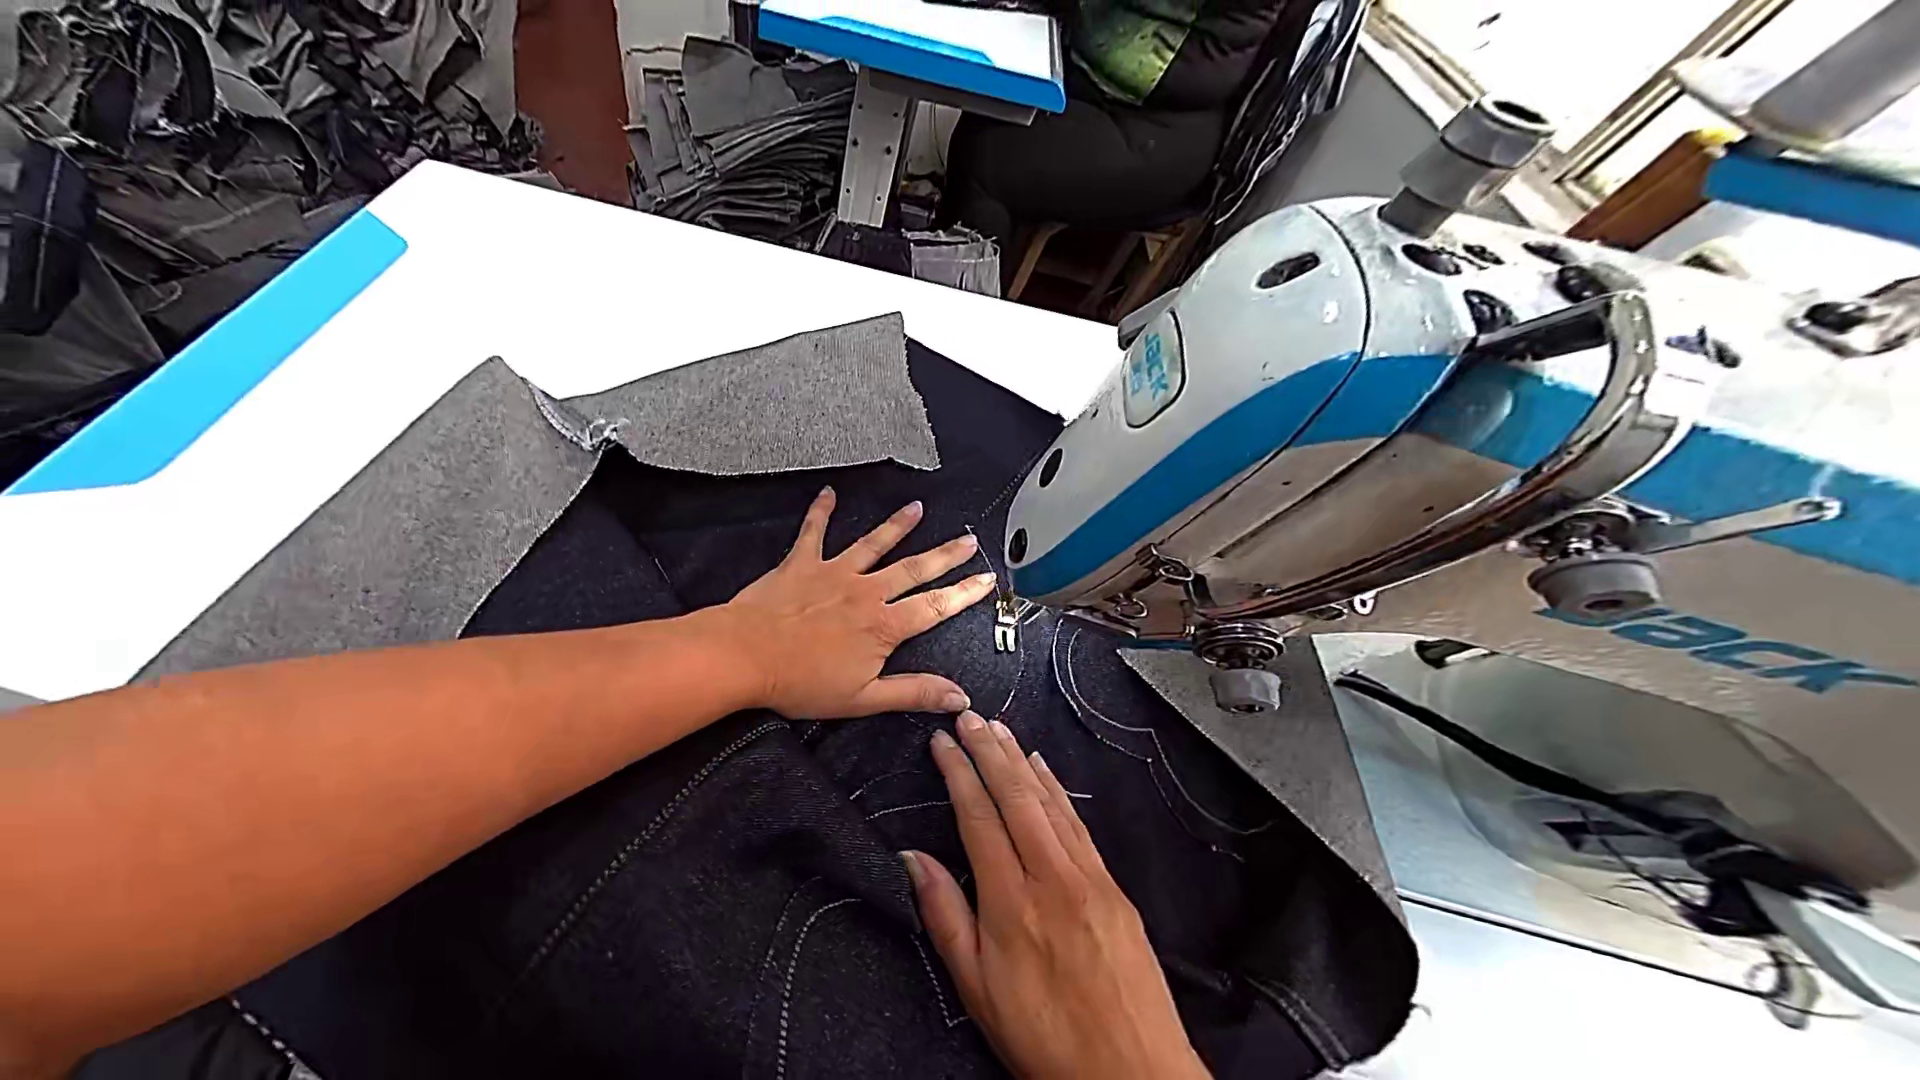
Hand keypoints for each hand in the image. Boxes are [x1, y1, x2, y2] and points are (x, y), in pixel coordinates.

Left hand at [721, 487, 997, 719]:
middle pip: (914, 568)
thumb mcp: (864, 698)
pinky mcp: (802, 563)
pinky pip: (814, 532)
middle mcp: (865, 592)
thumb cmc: (802, 682)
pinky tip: (829, 493)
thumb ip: (913, 693)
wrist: (746, 656)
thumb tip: (959, 696)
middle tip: (968, 538)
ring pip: (873, 544)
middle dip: (945, 554)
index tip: (986, 579)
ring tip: (917, 508)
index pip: (935, 606)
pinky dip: (821, 511)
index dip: (964, 593)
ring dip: (897, 525)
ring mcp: (834, 573)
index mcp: (883, 625)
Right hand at [905, 713, 1210, 1079]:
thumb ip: (944, 916)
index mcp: (1011, 903)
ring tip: (998, 729)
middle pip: (1014, 795)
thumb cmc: (1047, 1039)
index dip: (958, 772)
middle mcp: (1051, 878)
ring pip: (1047, 800)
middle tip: (968, 717)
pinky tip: (1043, 767)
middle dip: (987, 750)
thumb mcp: (976, 989)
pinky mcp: (1112, 884)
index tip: (943, 744)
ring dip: (1020, 759)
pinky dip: (1056, 787)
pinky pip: (1077, 821)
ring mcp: (1087, 877)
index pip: (977, 816)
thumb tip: (913, 860)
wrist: (1133, 1073)